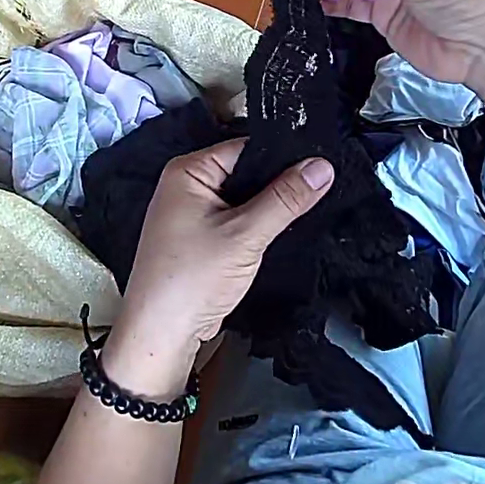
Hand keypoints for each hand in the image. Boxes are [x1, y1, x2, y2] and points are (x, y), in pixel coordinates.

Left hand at [102, 140, 333, 396]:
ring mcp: (193, 213)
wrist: (163, 336)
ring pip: (245, 197)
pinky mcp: (202, 238)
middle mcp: (186, 186)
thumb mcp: (246, 234)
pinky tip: (281, 230)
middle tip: (319, 187)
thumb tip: (322, 167)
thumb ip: (286, 198)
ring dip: (270, 206)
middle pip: (246, 171)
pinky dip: (258, 224)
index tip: (319, 164)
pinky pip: (238, 218)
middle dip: (278, 183)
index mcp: (187, 171)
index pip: (245, 148)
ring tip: (306, 207)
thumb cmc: (191, 280)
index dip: (282, 155)